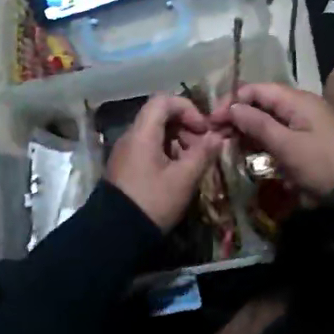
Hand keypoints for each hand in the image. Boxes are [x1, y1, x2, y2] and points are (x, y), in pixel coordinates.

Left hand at [105, 95, 225, 230]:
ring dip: (177, 141)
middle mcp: (131, 136)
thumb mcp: (183, 179)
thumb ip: (202, 153)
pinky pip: (148, 148)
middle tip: (202, 148)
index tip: (203, 129)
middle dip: (185, 126)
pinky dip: (166, 152)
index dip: (187, 108)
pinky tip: (178, 172)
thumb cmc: (153, 201)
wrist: (116, 233)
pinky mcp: (125, 166)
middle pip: (160, 115)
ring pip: (155, 133)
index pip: (164, 101)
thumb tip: (217, 137)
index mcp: (142, 133)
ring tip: (193, 162)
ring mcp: (126, 152)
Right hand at [215, 83, 333, 198]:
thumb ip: (258, 125)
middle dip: (236, 115)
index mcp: (295, 100)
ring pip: (266, 117)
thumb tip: (233, 108)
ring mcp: (302, 121)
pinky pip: (276, 131)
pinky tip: (246, 150)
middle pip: (259, 102)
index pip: (255, 90)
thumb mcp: (287, 145)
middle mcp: (298, 104)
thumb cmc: (322, 163)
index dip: (232, 102)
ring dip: (246, 128)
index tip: (212, 120)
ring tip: (227, 143)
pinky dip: (260, 138)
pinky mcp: (304, 137)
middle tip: (216, 134)